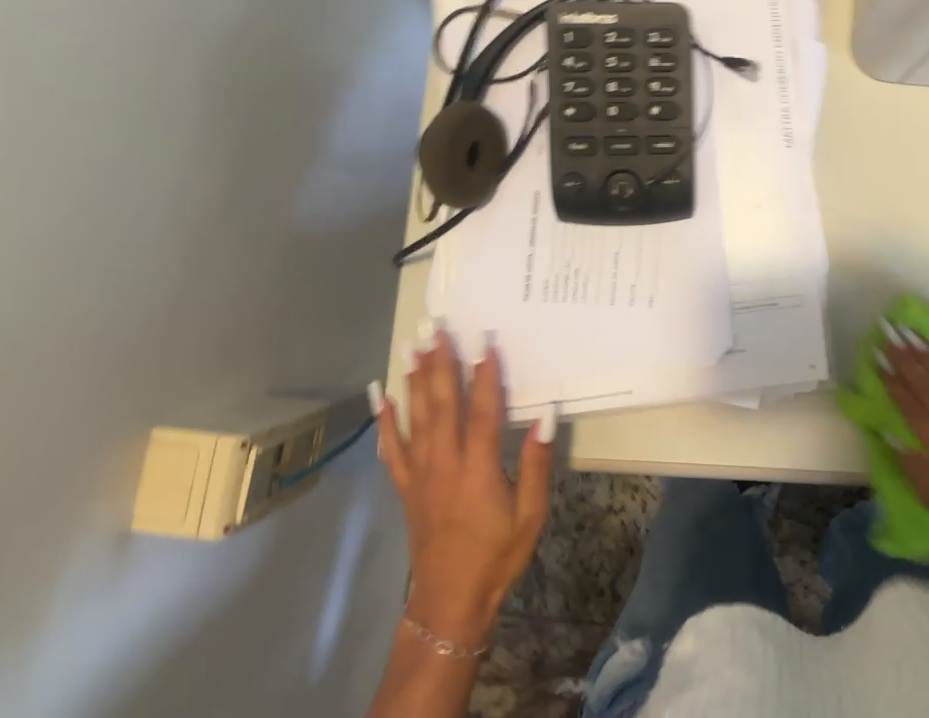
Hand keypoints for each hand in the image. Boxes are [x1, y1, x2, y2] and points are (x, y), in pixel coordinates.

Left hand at [375, 327, 551, 644]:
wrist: (450, 600)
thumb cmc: (497, 556)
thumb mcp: (530, 515)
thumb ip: (535, 465)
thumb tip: (545, 418)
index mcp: (478, 469)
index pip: (481, 411)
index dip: (485, 375)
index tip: (485, 341)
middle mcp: (444, 463)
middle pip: (441, 404)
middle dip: (439, 363)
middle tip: (436, 328)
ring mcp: (420, 474)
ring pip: (416, 417)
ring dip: (415, 379)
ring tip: (413, 346)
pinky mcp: (407, 487)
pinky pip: (393, 449)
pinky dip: (386, 421)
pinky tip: (383, 397)